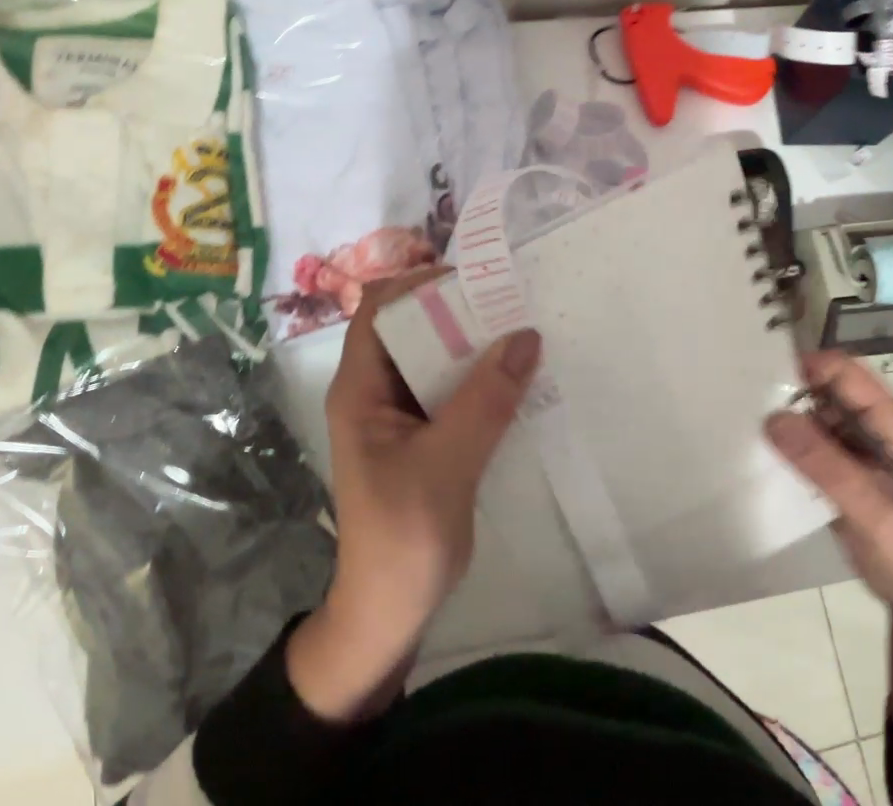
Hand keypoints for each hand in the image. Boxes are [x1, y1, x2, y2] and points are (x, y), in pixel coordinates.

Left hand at [289, 268, 541, 720]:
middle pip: (414, 328)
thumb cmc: (404, 539)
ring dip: (478, 346)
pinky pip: (456, 393)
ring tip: (531, 333)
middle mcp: (378, 393)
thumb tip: (526, 334)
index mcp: (361, 390)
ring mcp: (403, 417)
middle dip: (462, 311)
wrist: (389, 612)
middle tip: (520, 303)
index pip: (381, 309)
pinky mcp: (428, 440)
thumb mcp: (446, 466)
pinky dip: (486, 380)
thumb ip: (484, 400)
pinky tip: (525, 380)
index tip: (482, 281)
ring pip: (439, 360)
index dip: (423, 284)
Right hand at [764, 351, 892, 641]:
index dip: (806, 367)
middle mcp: (875, 430)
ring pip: (813, 419)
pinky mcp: (842, 477)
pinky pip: (809, 450)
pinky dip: (787, 449)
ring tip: (740, 426)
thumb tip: (773, 417)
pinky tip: (758, 457)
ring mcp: (857, 454)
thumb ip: (826, 464)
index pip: (845, 373)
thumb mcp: (874, 509)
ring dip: (784, 421)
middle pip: (825, 391)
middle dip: (787, 392)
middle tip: (740, 404)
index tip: (760, 380)